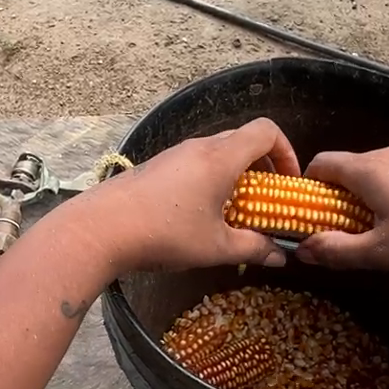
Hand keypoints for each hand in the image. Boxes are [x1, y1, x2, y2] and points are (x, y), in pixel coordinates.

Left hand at [60, 118, 301, 274]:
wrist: (101, 227)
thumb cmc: (165, 233)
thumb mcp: (216, 247)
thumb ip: (253, 248)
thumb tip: (280, 256)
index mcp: (221, 158)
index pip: (266, 132)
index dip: (286, 152)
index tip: (288, 182)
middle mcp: (199, 147)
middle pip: (242, 140)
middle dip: (262, 166)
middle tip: (265, 197)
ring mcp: (174, 154)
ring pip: (216, 152)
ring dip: (234, 174)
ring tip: (234, 209)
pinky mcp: (156, 166)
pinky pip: (194, 162)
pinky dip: (209, 178)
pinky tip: (200, 212)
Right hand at [295, 145, 388, 280]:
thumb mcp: (383, 254)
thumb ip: (338, 251)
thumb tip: (303, 249)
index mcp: (370, 169)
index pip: (322, 163)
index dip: (308, 187)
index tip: (311, 216)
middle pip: (352, 170)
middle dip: (342, 200)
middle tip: (349, 235)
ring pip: (382, 175)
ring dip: (373, 201)